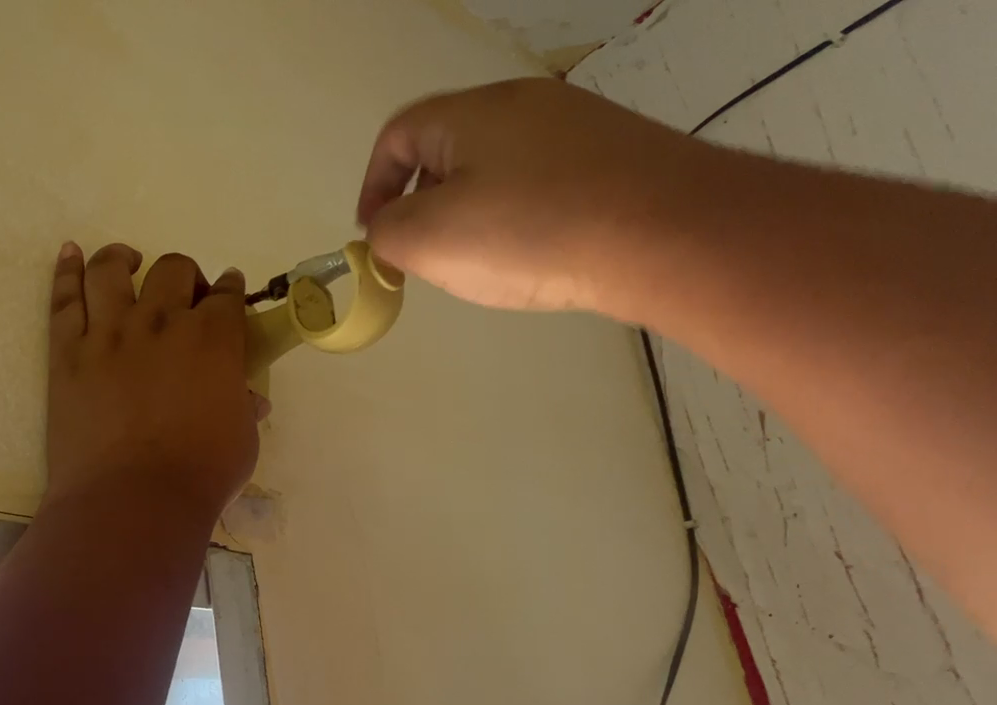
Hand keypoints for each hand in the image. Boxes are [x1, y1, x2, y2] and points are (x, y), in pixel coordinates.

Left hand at [44, 242, 262, 521]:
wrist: (132, 500)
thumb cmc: (199, 476)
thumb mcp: (242, 441)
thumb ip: (242, 408)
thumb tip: (249, 399)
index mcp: (214, 338)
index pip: (227, 296)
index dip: (230, 290)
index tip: (227, 291)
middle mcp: (162, 322)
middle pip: (173, 270)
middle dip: (184, 276)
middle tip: (181, 296)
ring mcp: (110, 334)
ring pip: (113, 271)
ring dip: (122, 259)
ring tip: (126, 261)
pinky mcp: (67, 354)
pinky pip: (64, 300)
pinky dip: (65, 271)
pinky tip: (69, 252)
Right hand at [358, 77, 716, 316]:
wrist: (670, 233)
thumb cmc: (530, 231)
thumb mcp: (427, 238)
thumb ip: (385, 232)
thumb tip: (388, 229)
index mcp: (471, 114)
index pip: (397, 136)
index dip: (373, 187)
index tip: (376, 238)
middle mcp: (523, 105)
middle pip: (446, 150)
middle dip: (421, 204)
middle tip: (425, 255)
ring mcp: (575, 127)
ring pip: (493, 169)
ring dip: (470, 215)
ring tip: (482, 260)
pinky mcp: (612, 156)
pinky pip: (539, 182)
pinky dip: (518, 217)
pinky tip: (533, 252)